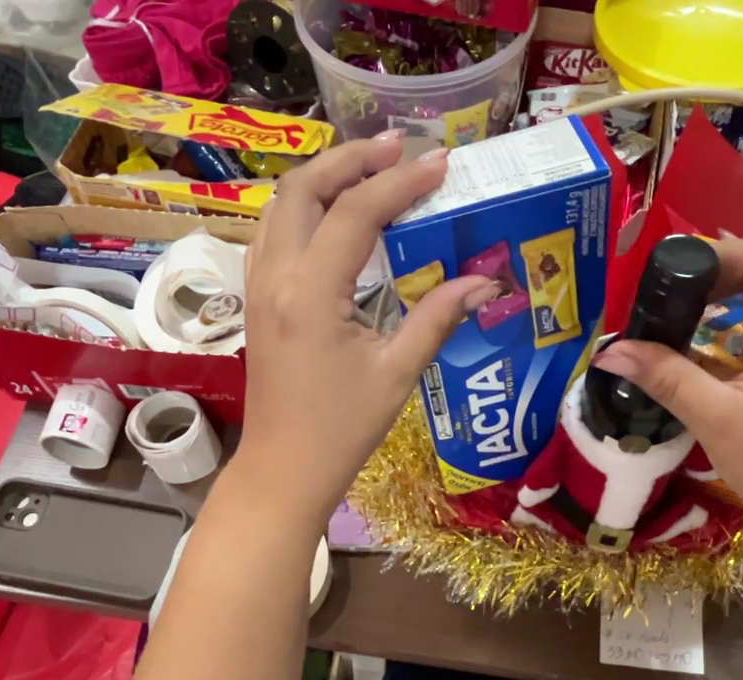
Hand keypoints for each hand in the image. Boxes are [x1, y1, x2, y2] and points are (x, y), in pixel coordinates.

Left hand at [231, 133, 496, 526]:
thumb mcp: (397, 375)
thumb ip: (437, 319)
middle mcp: (276, 276)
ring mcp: (259, 286)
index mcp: (312, 293)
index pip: (357, 212)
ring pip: (281, 204)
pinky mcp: (257, 300)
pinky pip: (273, 232)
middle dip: (353, 158)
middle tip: (399, 148)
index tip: (441, 165)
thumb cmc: (342, 430)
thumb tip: (485, 283)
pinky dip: (304, 208)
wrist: (285, 468)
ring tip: (370, 169)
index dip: (402, 182)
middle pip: (305, 187)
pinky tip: (334, 216)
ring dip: (324, 178)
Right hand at [592, 234, 742, 558]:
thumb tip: (609, 351)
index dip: (711, 256)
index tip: (664, 281)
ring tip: (680, 316)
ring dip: (727, 295)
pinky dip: (742, 319)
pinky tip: (709, 341)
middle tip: (666, 299)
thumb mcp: (716, 420)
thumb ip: (665, 376)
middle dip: (714, 272)